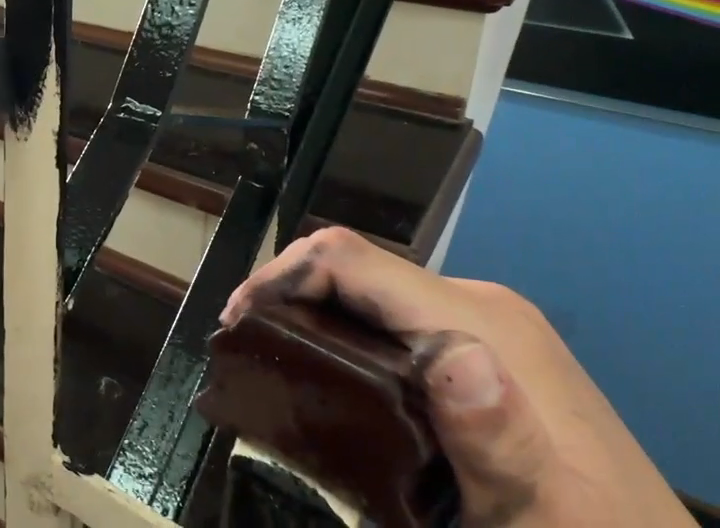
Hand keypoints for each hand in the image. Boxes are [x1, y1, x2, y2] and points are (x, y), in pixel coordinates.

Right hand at [222, 227, 692, 527]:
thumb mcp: (525, 506)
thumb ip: (493, 437)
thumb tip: (456, 356)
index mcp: (478, 322)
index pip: (346, 257)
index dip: (276, 277)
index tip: (235, 327)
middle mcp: (479, 304)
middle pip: (351, 268)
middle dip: (285, 296)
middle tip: (247, 350)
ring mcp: (486, 324)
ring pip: (367, 291)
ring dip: (311, 315)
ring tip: (278, 364)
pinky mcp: (486, 346)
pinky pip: (392, 316)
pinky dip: (344, 332)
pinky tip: (334, 375)